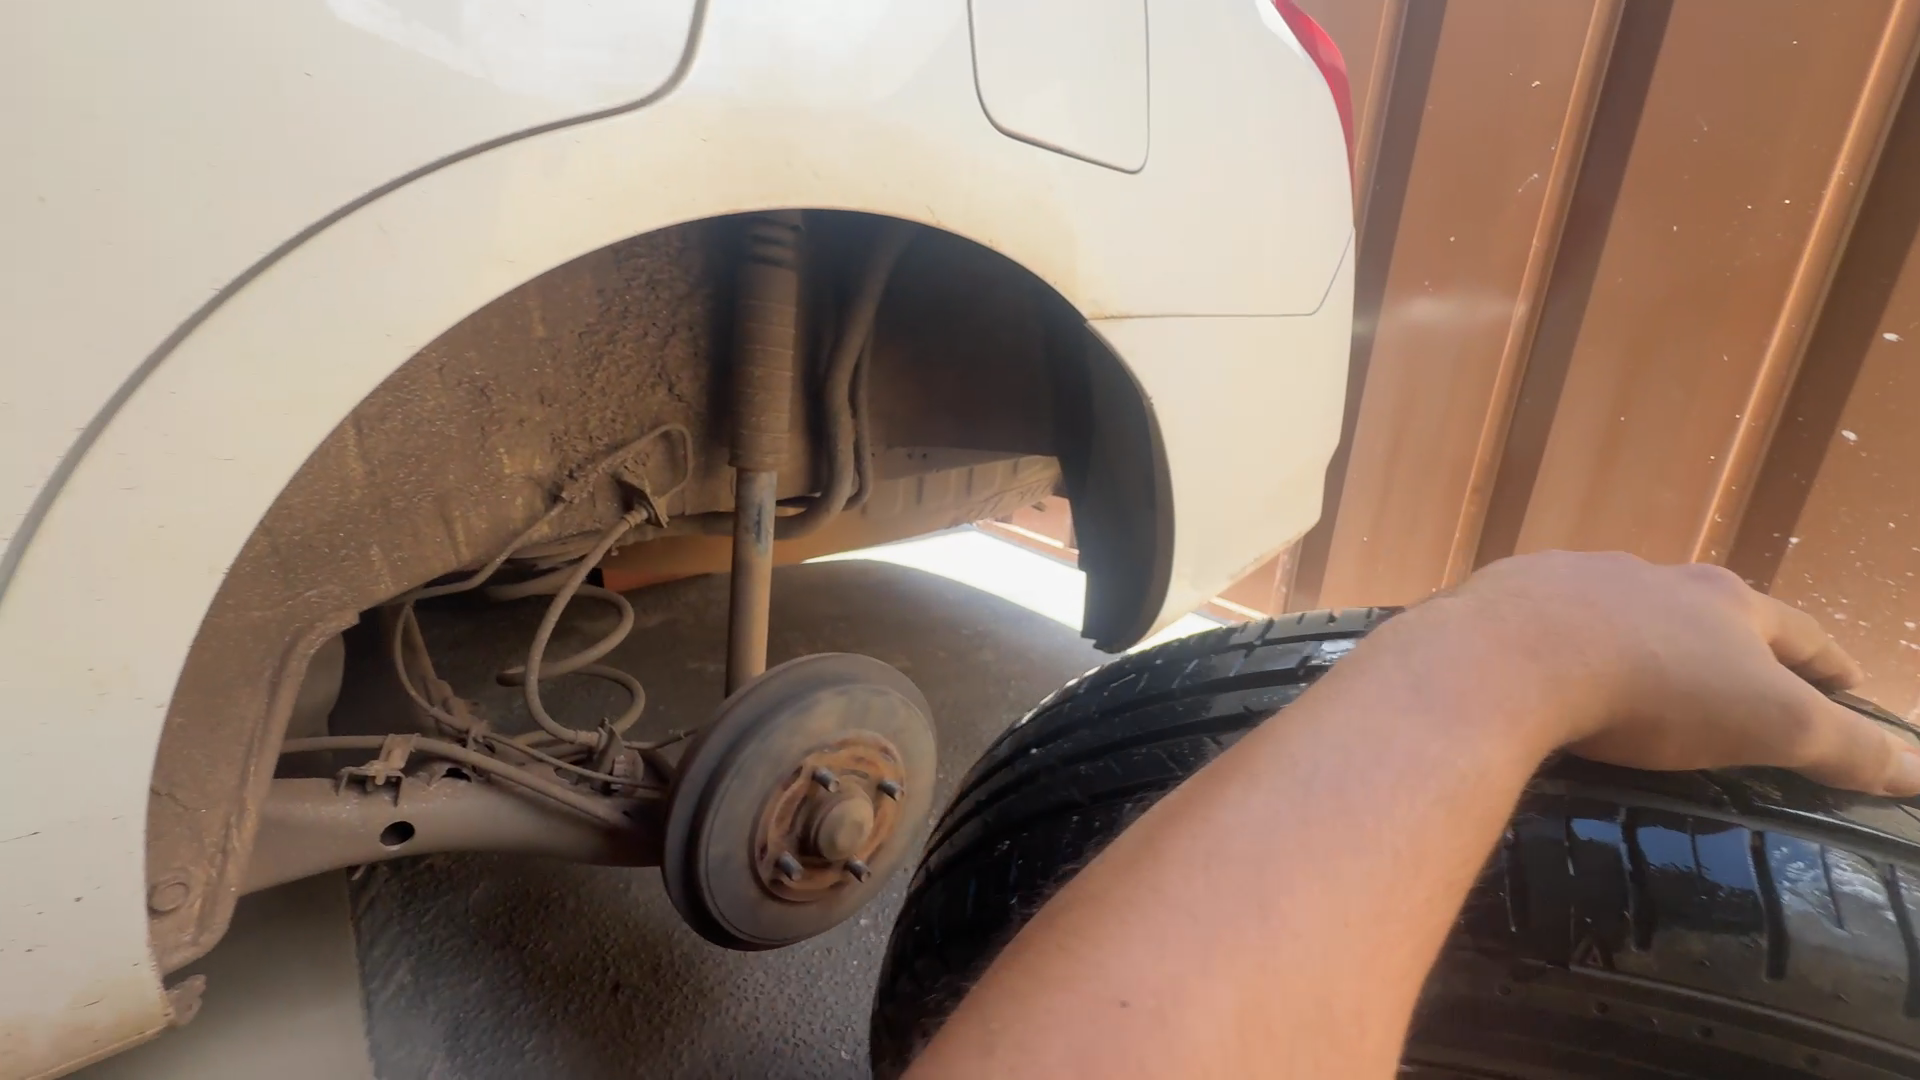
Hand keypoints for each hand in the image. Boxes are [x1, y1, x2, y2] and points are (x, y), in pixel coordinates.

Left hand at [1403, 551, 1919, 796]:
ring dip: (1620, 629)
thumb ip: (1845, 746)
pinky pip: (1530, 615)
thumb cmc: (1649, 689)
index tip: (1841, 679)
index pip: (1793, 630)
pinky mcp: (1495, 592)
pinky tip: (1535, 658)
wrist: (1502, 655)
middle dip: (1710, 638)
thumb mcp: (1769, 726)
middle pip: (1692, 607)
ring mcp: (1557, 576)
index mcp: (1717, 599)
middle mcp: (1639, 573)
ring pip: (1604, 603)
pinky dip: (1544, 637)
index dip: (1823, 660)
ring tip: (1621, 661)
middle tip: (1718, 671)